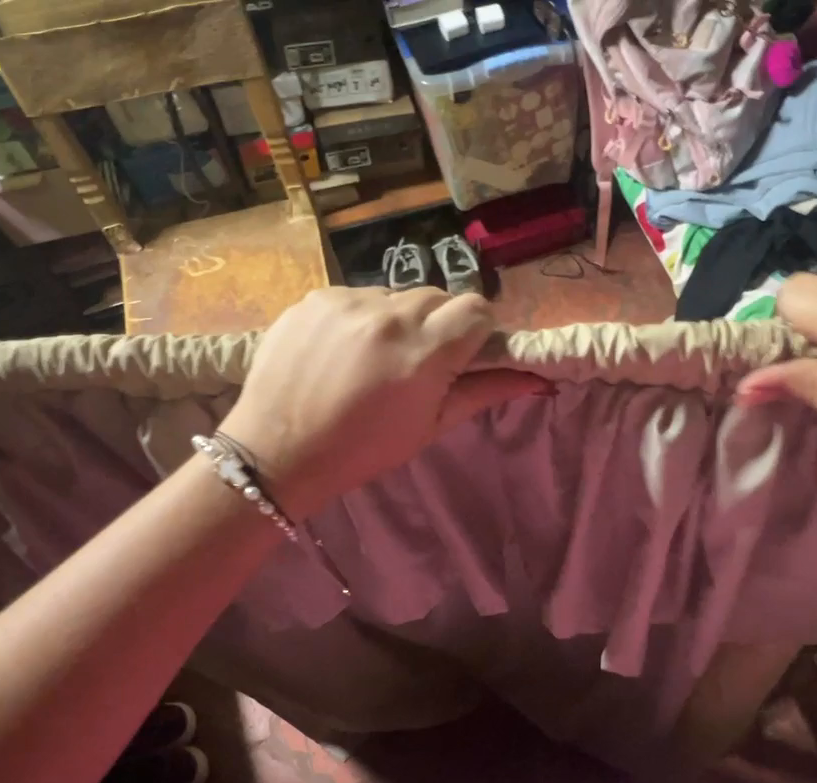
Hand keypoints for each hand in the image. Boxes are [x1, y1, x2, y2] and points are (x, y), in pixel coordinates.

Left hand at [220, 287, 547, 517]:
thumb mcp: (430, 427)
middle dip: (439, 325)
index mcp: (425, 351)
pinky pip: (357, 297)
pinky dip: (361, 319)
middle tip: (419, 365)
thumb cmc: (364, 449)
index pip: (476, 309)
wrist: (278, 452)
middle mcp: (390, 313)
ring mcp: (347, 300)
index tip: (464, 357)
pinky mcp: (315, 296)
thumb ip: (483, 392)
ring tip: (374, 361)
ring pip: (396, 296)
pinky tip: (342, 353)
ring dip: (399, 320)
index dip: (477, 332)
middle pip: (438, 297)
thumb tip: (538, 378)